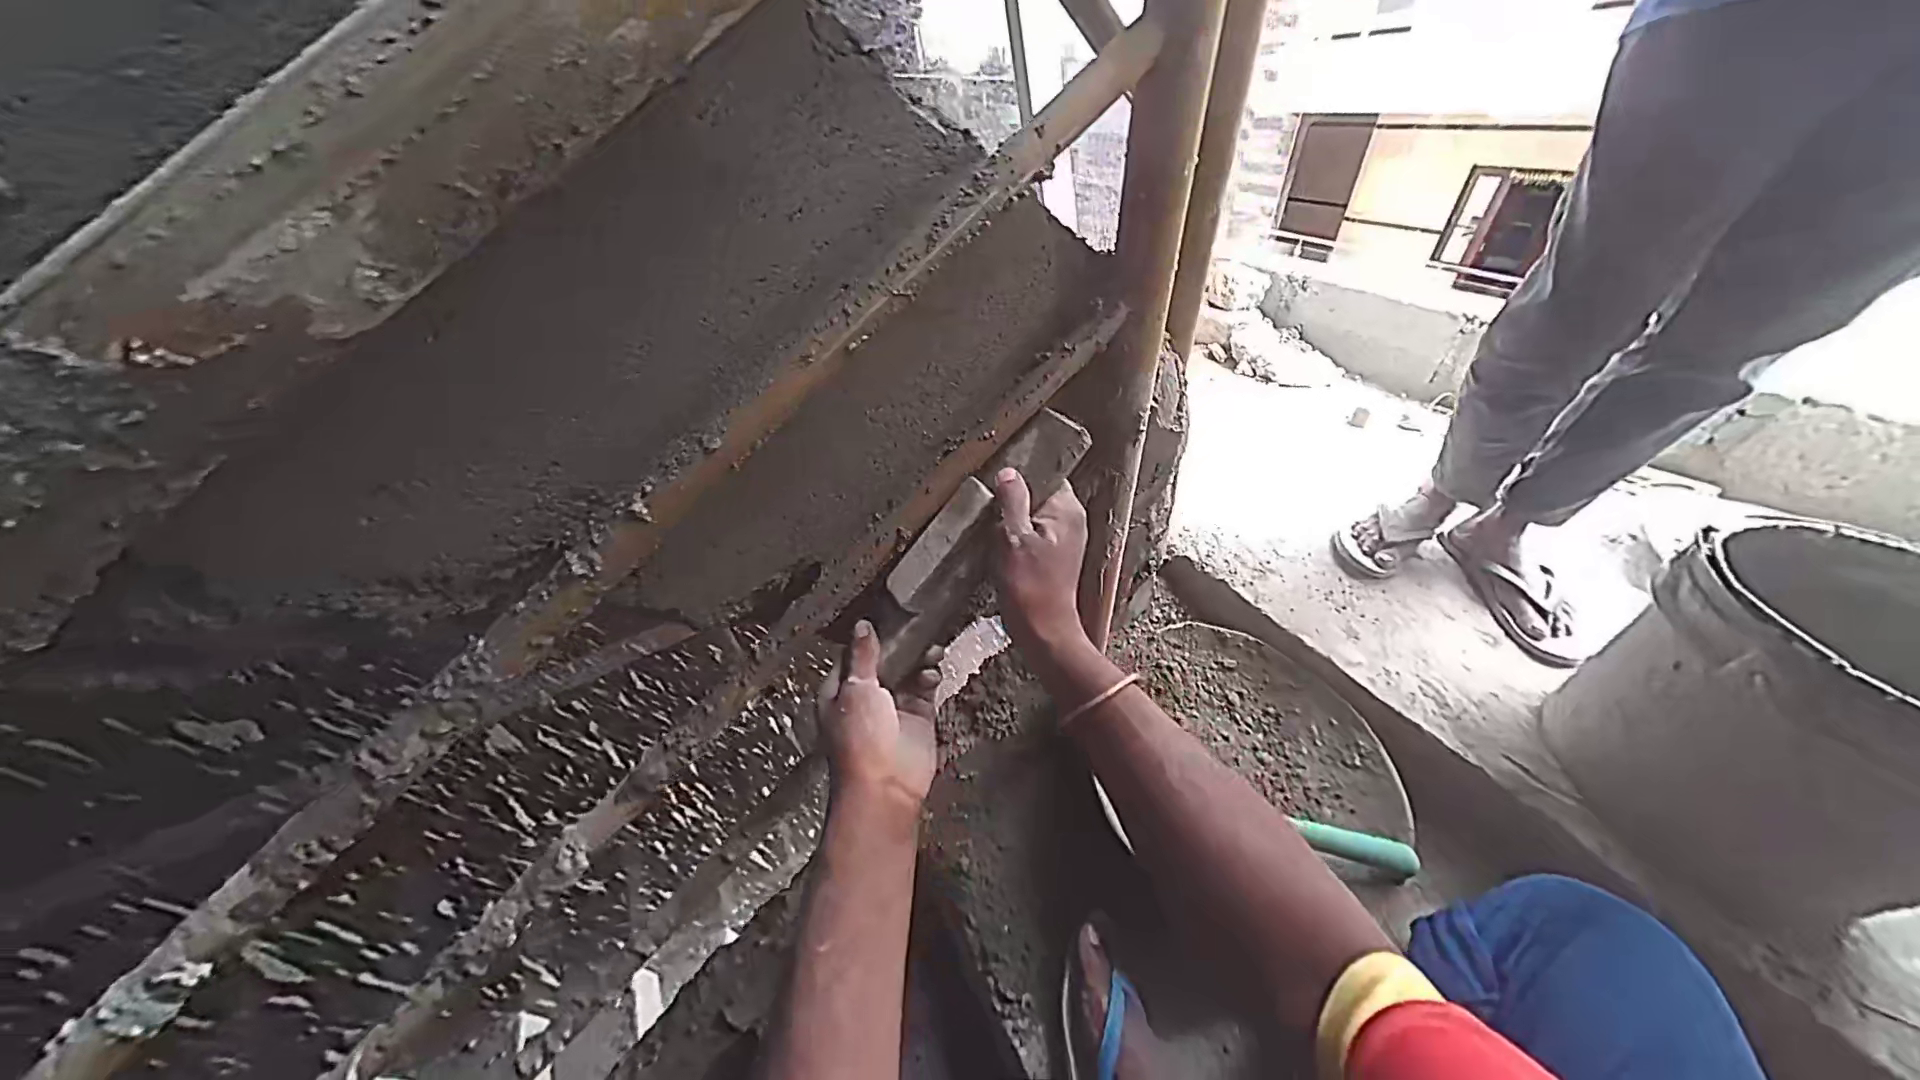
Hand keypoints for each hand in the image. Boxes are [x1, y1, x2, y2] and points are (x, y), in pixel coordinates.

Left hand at [819, 620, 940, 807]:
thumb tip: (863, 625)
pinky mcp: (918, 716)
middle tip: (917, 630)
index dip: (870, 638)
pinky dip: (930, 677)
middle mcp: (865, 697)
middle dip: (900, 646)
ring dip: (919, 659)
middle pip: (885, 661)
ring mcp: (893, 706)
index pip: (854, 654)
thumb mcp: (857, 689)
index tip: (889, 618)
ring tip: (932, 650)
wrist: (886, 786)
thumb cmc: (860, 739)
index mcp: (840, 690)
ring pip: (908, 672)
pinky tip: (933, 673)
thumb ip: (863, 656)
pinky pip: (926, 688)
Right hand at [992, 467, 1092, 659]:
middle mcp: (1072, 521)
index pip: (1045, 475)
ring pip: (1034, 516)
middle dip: (1015, 502)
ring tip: (997, 535)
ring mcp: (1066, 540)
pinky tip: (1004, 551)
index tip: (998, 489)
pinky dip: (1018, 539)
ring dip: (1014, 522)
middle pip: (1039, 495)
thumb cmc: (1029, 588)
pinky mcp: (1056, 557)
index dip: (1021, 479)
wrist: (1043, 632)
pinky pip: (1034, 535)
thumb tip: (1008, 474)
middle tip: (993, 514)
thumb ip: (1012, 502)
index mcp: (1067, 510)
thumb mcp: (1012, 539)